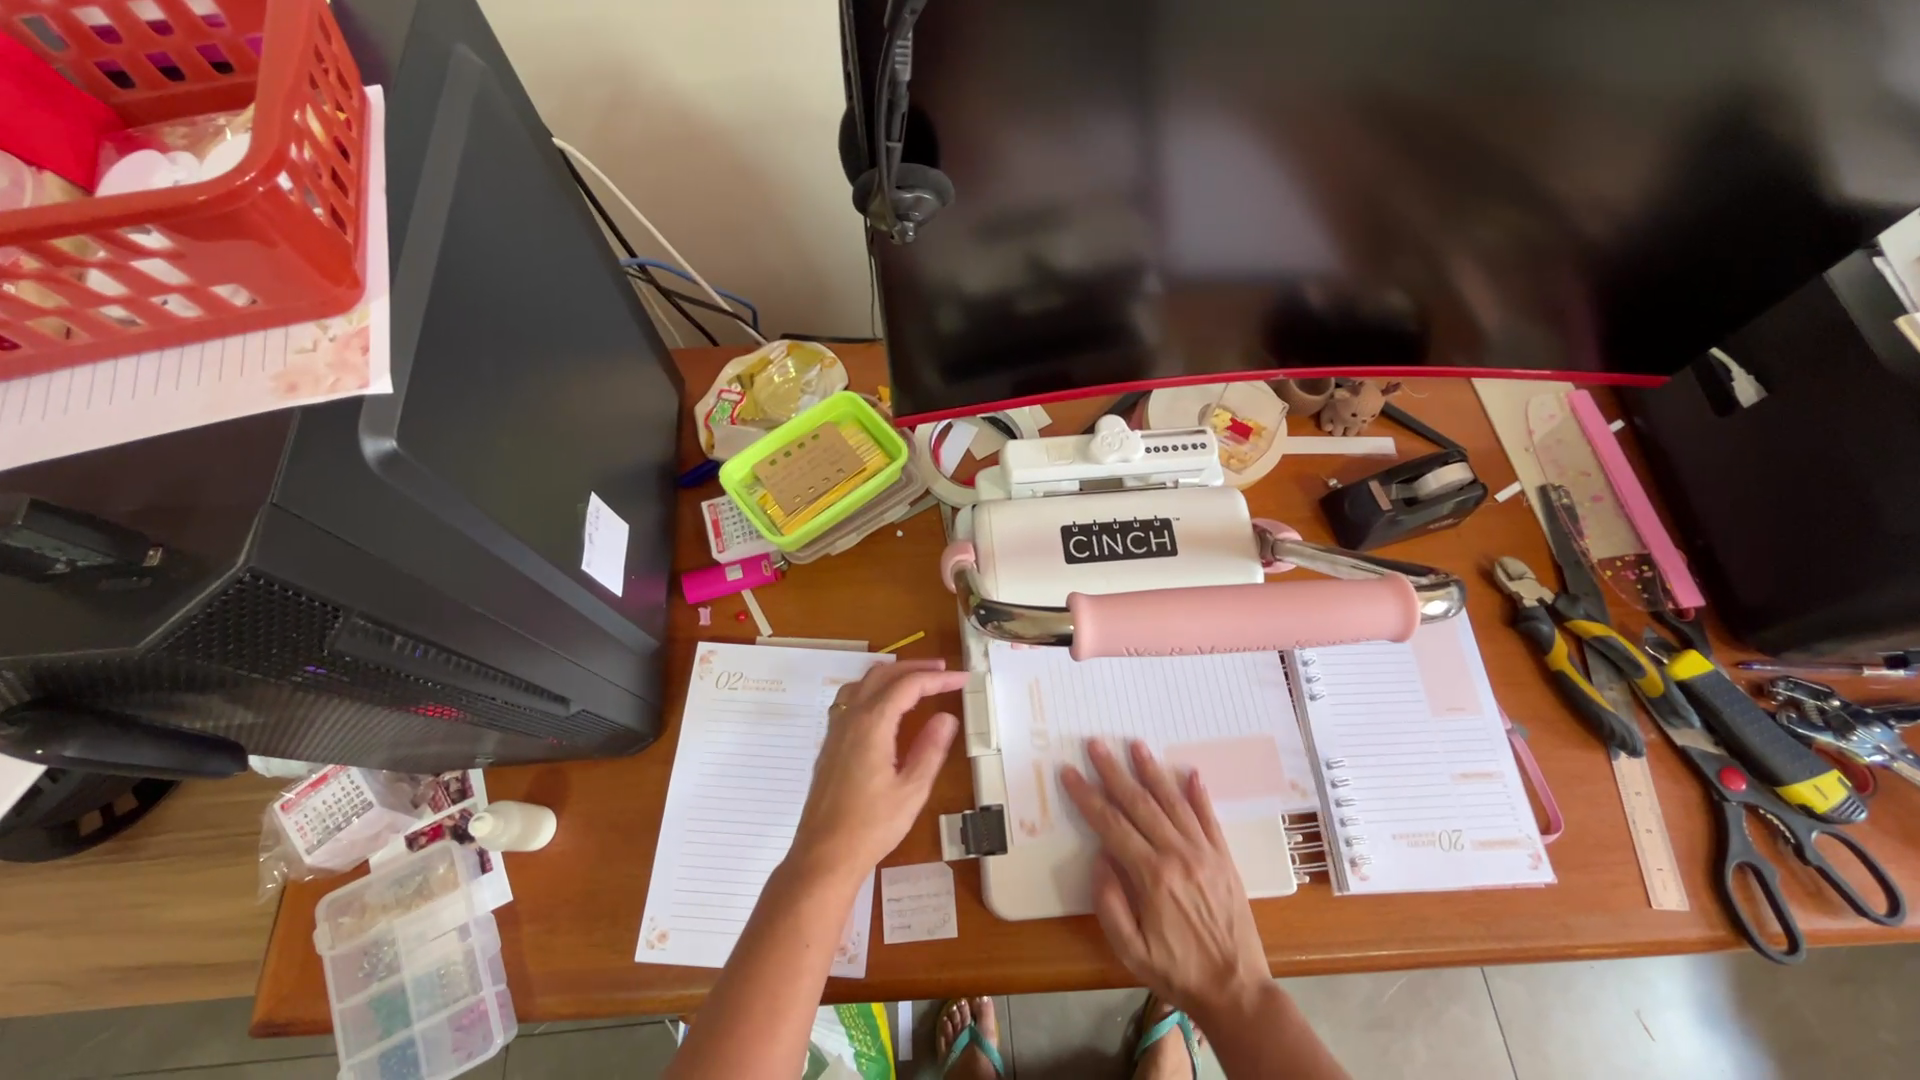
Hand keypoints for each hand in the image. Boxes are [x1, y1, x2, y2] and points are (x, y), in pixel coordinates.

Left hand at [792, 658, 967, 882]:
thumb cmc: (871, 825)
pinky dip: (873, 689)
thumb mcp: (912, 790)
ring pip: (863, 683)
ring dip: (891, 675)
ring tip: (917, 681)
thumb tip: (946, 717)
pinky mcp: (830, 744)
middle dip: (915, 668)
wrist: (825, 854)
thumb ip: (930, 749)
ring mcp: (836, 730)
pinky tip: (884, 705)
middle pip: (883, 675)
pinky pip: (850, 699)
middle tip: (943, 671)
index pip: (908, 686)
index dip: (938, 679)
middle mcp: (850, 718)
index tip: (963, 679)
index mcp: (872, 724)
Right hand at [1061, 739, 1271, 1021]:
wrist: (1236, 991)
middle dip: (1114, 772)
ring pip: (1174, 802)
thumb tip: (1100, 858)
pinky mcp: (1225, 859)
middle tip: (1096, 744)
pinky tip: (1190, 773)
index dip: (1088, 796)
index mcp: (1151, 876)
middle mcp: (1178, 855)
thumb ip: (1109, 902)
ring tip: (1136, 745)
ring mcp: (1205, 854)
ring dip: (1152, 771)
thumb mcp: (1129, 949)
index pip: (1111, 825)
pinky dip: (1199, 794)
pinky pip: (1209, 818)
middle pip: (1140, 804)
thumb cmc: (1176, 973)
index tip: (1070, 773)